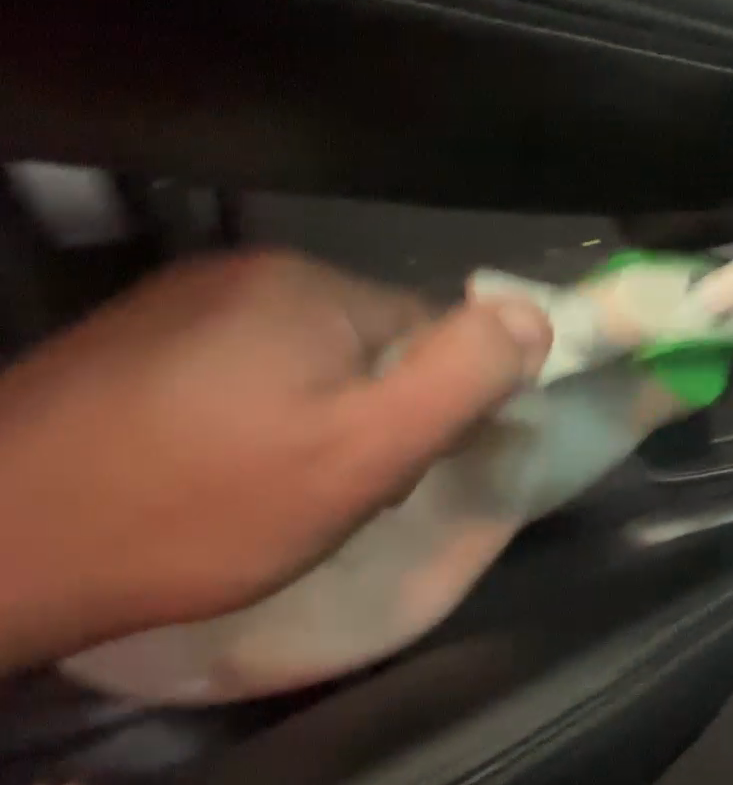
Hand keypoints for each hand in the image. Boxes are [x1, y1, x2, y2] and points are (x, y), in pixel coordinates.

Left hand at [0, 251, 551, 669]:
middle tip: (344, 488)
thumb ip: (461, 379)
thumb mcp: (366, 451)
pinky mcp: (145, 347)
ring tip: (289, 489)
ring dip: (333, 426)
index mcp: (311, 289)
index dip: (444, 406)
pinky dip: (273, 426)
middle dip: (386, 418)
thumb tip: (535, 317)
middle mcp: (248, 277)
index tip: (403, 466)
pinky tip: (236, 475)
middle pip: (382, 349)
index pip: (438, 334)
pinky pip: (259, 377)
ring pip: (323, 367)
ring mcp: (187, 307)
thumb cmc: (207, 507)